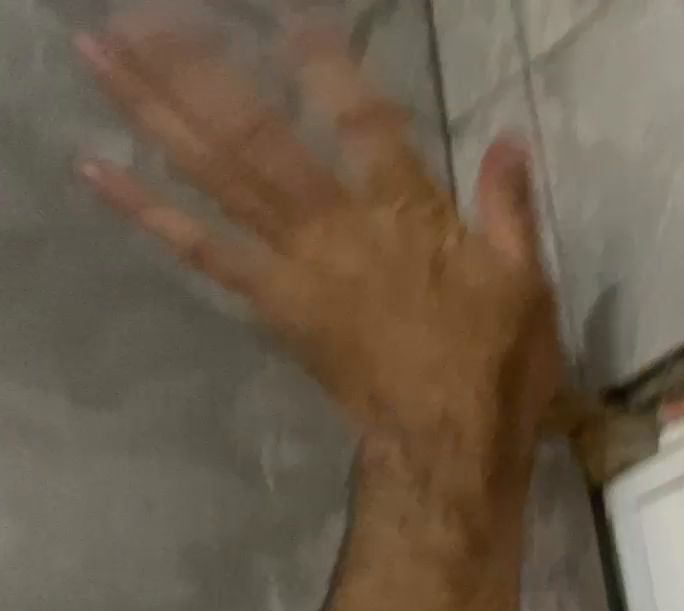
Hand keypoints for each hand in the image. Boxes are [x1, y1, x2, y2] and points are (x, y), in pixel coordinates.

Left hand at [75, 19, 562, 504]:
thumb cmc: (500, 361)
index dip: (330, 66)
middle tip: (142, 10)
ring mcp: (300, 262)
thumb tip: (510, 139)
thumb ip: (510, 210)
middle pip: (263, 136)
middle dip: (203, 69)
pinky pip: (204, 250)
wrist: (451, 435)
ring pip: (219, 176)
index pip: (367, 124)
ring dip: (154, 111)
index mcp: (412, 217)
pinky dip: (148, 211)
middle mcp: (343, 224)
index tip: (292, 15)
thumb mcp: (528, 283)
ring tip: (98, 53)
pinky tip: (96, 167)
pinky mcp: (275, 301)